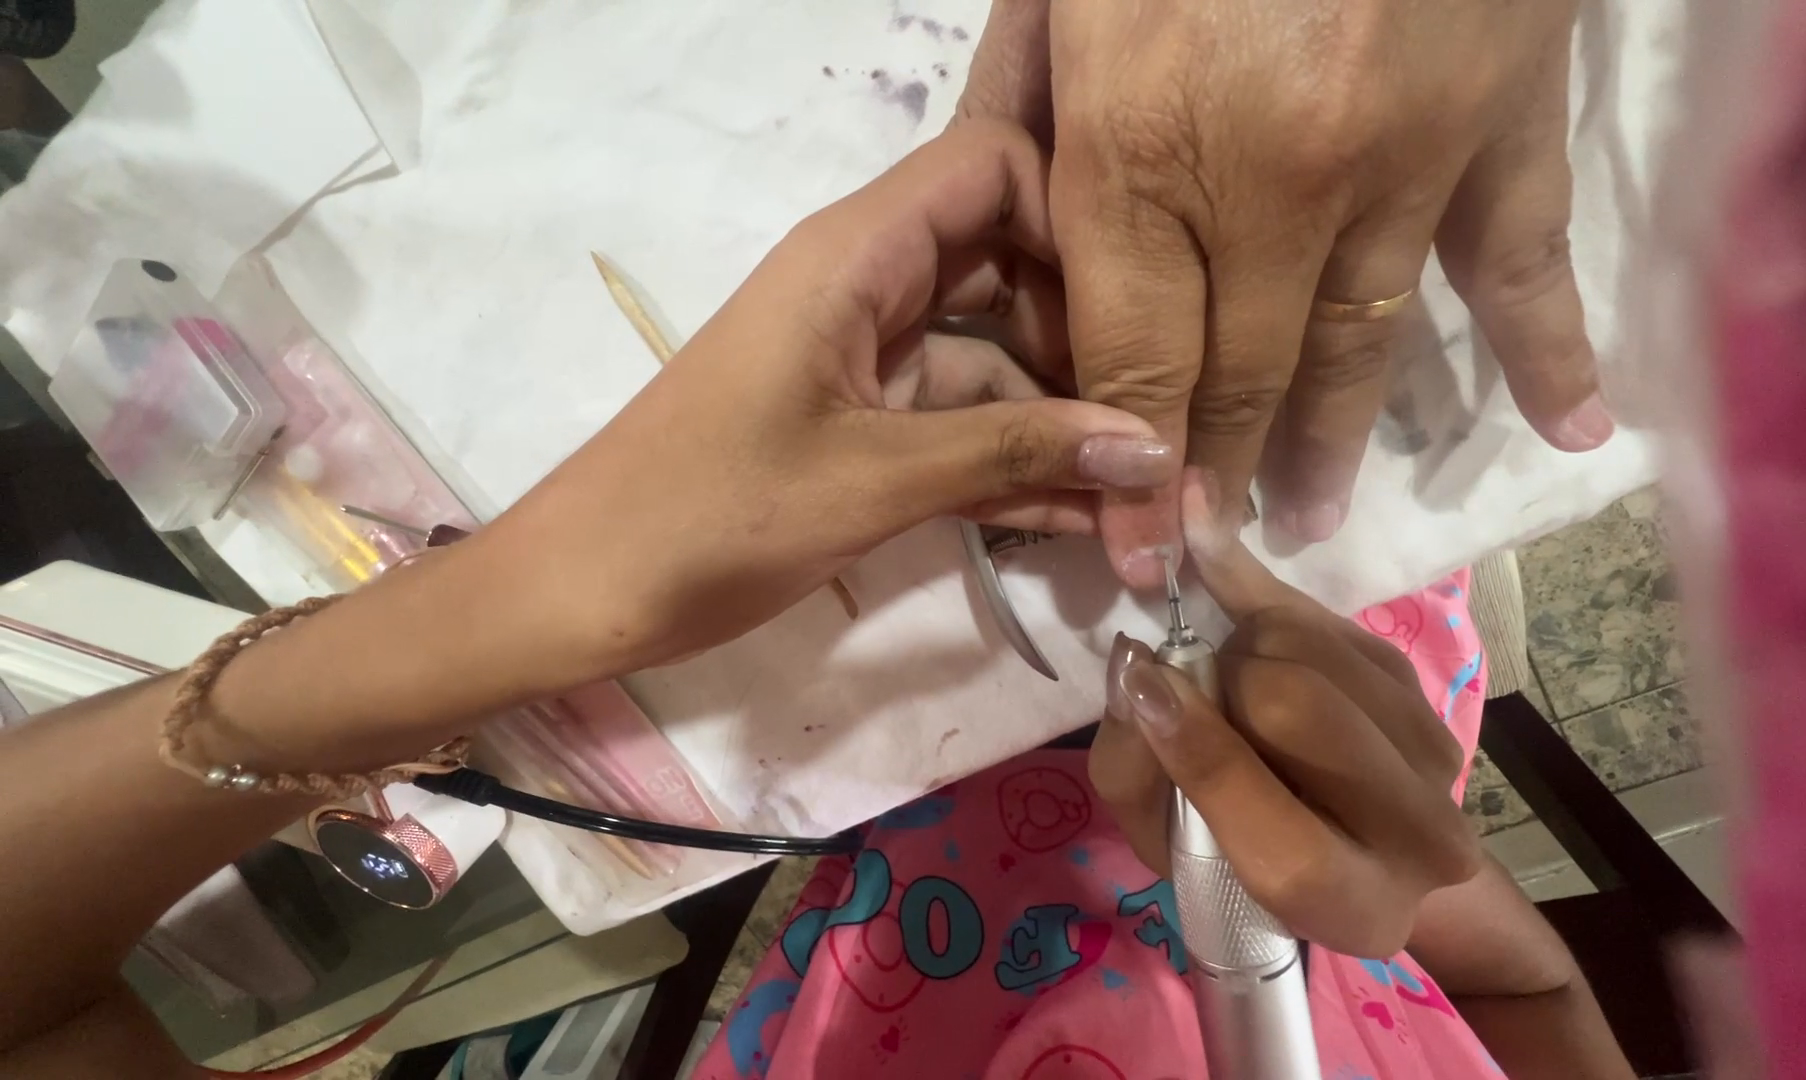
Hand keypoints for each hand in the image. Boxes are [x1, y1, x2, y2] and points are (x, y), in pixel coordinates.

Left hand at [469, 120, 1174, 693]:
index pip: (993, 172)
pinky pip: (965, 436)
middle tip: (1168, 423)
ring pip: (996, 372)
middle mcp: (873, 294)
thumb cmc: (711, 516)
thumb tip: (1150, 445)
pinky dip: (1017, 473)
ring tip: (1147, 498)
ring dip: (1062, 431)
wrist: (592, 591)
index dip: (1074, 218)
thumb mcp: (873, 477)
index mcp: (858, 257)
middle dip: (1088, 347)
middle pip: (1011, 276)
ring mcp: (874, 370)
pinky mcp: (871, 436)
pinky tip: (1087, 520)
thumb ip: (1013, 453)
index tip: (1142, 305)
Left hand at [960, 0, 1612, 582]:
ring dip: (1328, 448)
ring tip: (1307, 523)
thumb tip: (999, 215)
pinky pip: (1520, 255)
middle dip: (1217, 479)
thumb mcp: (1055, 5)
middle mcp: (1264, 177)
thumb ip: (1019, 118)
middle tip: (1209, 555)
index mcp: (1132, 151)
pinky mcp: (1498, 113)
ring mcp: (1395, 153)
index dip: (1131, 467)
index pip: (1129, 360)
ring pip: (1352, 345)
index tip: (1137, 549)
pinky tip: (1566, 427)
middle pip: (1234, 375)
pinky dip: (1543, 347)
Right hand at [1088, 474, 1475, 955]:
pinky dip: (1269, 612)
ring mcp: (1431, 752)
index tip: (1140, 681)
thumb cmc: (1235, 852)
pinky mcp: (1423, 688)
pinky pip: (1328, 621)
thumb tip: (1133, 667)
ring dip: (1246, 644)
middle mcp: (1414, 834)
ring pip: (1312, 648)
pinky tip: (1249, 636)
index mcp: (1339, 898)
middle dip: (1220, 677)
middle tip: (1192, 683)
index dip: (1189, 735)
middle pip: (1294, 705)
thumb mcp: (1157, 834)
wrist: (1349, 842)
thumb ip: (1129, 763)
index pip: (1257, 805)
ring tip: (1230, 674)